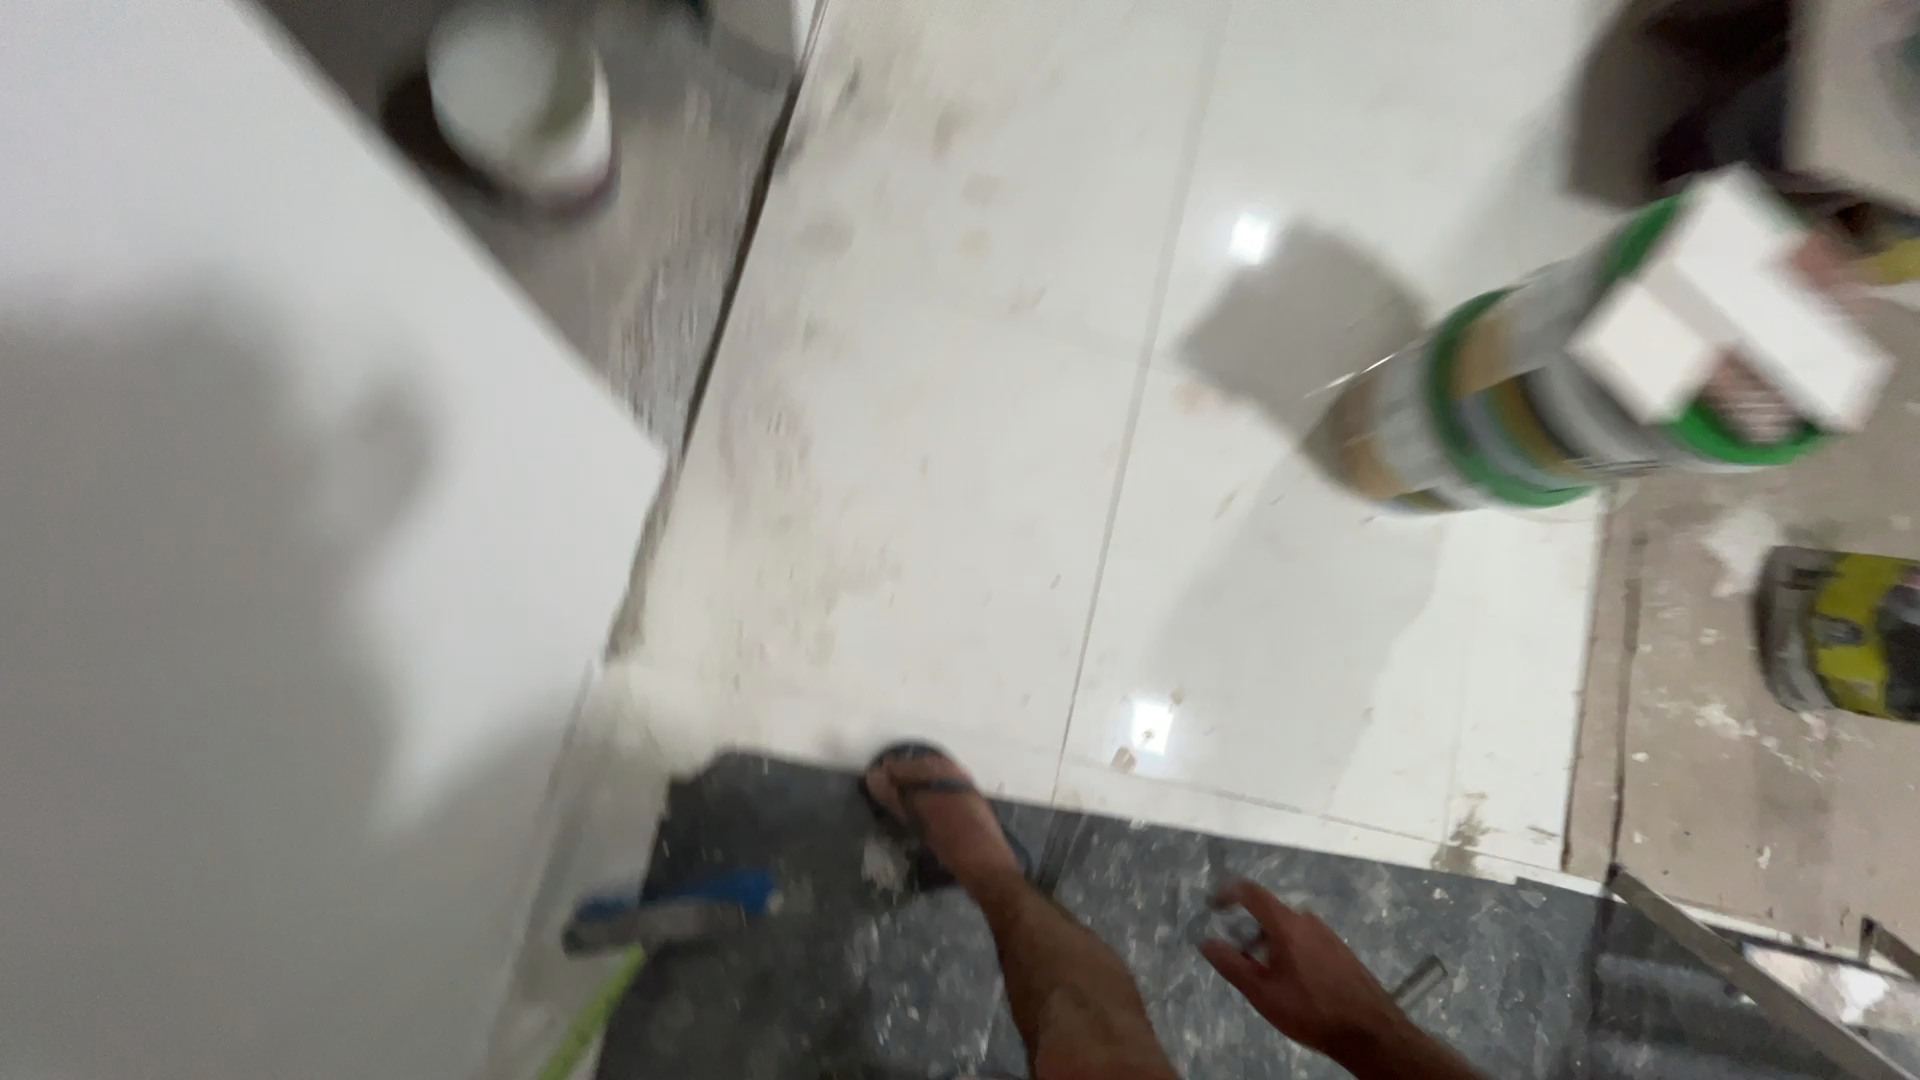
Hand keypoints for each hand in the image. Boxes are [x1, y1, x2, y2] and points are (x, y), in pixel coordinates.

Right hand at [1199, 880, 1407, 1062]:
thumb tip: (1206, 941)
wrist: (1373, 1035)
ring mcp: (1328, 934)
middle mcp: (1307, 919)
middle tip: (1242, 955)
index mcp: (1286, 923)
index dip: (1227, 892)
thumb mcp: (1263, 993)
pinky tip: (1295, 981)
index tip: (1213, 907)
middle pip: (1269, 911)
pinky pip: (1306, 939)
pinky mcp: (1342, 950)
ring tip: (1268, 974)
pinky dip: (1291, 949)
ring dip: (1271, 941)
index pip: (1250, 891)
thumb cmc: (1311, 1011)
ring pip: (1289, 927)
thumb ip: (1231, 964)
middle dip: (1249, 927)